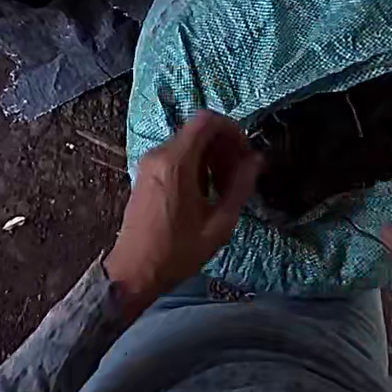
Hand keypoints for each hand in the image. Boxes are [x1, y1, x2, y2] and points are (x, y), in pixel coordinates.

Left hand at [106, 110, 261, 319]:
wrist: (134, 271)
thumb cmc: (177, 252)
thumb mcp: (219, 223)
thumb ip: (240, 187)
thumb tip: (256, 160)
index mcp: (176, 162)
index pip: (206, 120)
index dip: (232, 129)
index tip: (245, 153)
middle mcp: (159, 154)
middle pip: (197, 131)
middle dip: (223, 146)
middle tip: (239, 175)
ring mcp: (148, 162)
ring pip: (187, 143)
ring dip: (210, 156)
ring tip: (224, 187)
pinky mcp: (145, 173)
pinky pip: (174, 156)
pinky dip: (194, 164)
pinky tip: (204, 192)